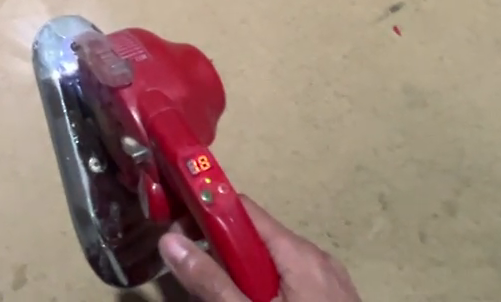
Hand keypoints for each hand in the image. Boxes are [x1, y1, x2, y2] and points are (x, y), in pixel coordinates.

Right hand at [159, 197, 361, 301]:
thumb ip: (211, 282)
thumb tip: (168, 241)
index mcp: (299, 254)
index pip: (240, 208)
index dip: (204, 213)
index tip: (177, 233)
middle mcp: (317, 259)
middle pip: (253, 238)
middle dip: (220, 256)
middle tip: (197, 283)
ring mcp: (331, 285)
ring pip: (270, 265)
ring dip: (240, 280)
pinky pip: (291, 286)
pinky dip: (266, 295)